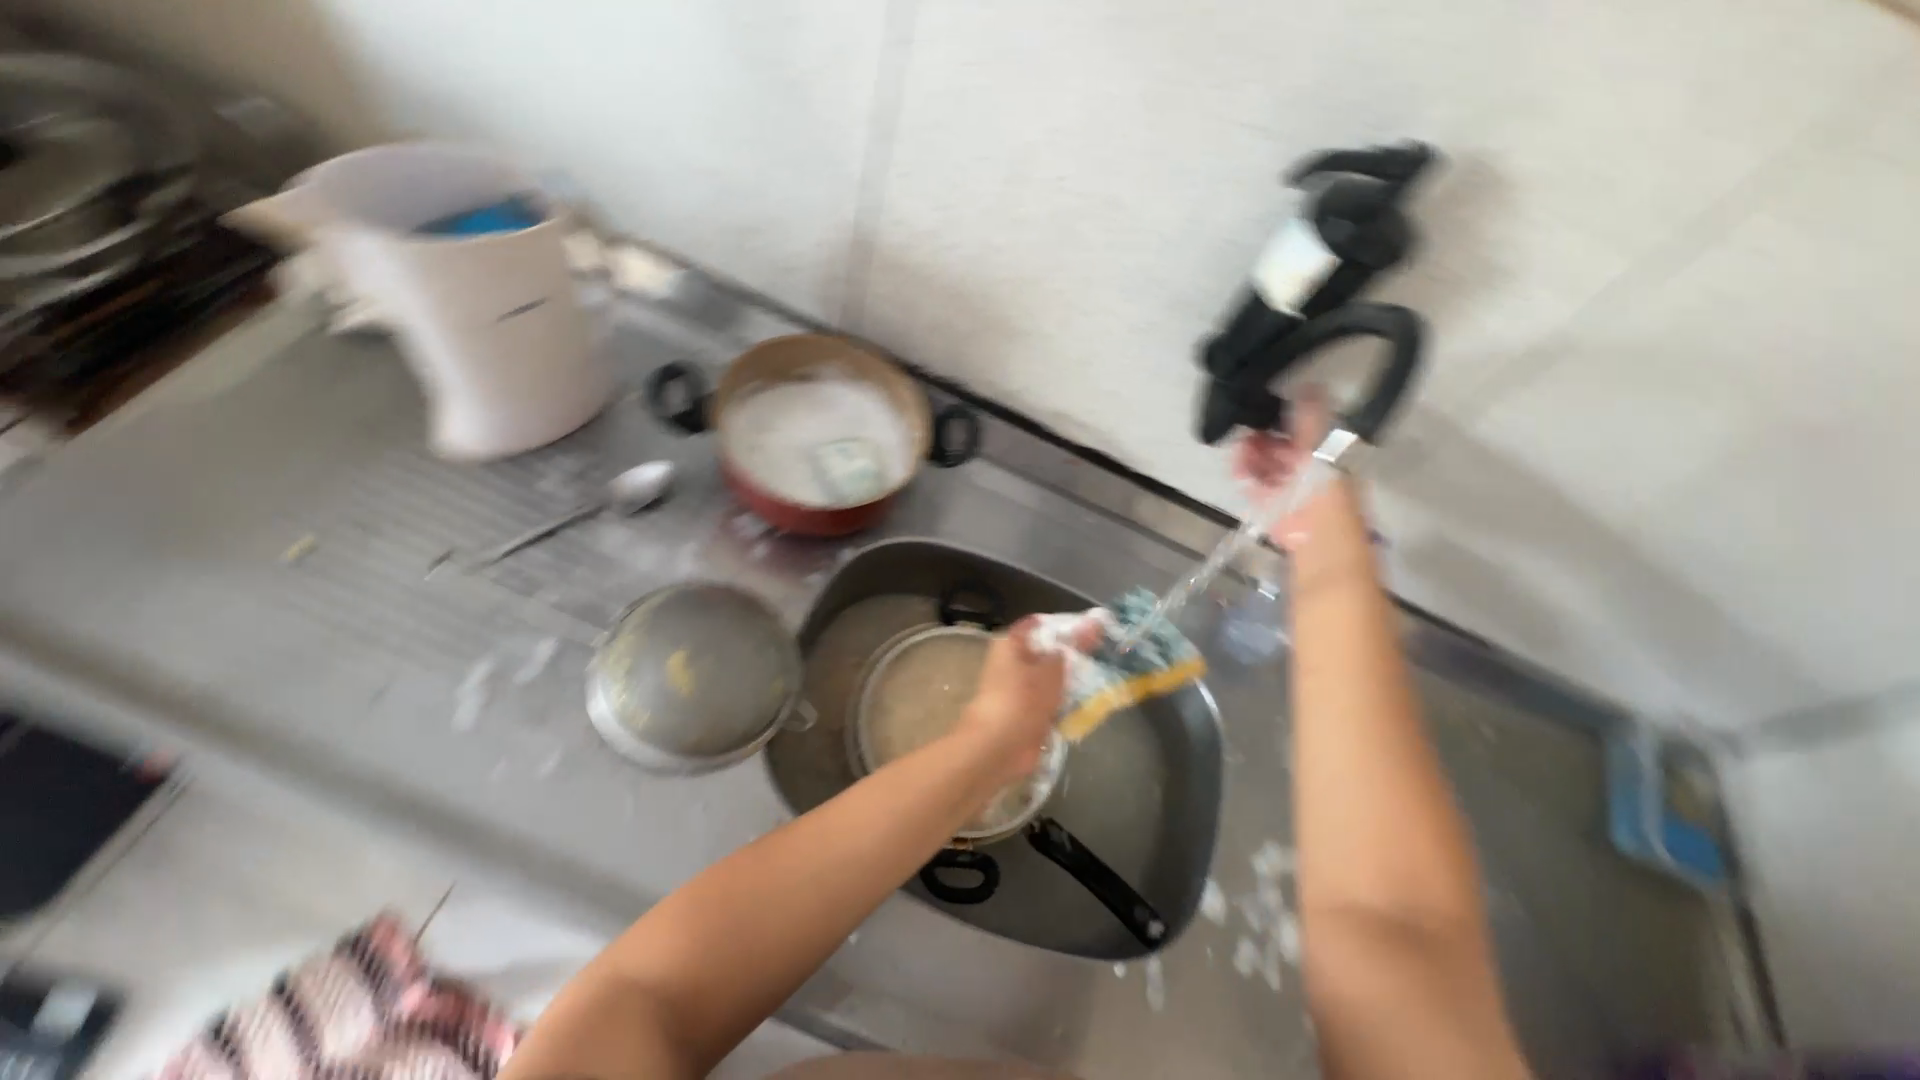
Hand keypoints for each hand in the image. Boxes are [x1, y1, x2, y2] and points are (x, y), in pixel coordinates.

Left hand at [953, 616, 1093, 788]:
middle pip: (1047, 654)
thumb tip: (1088, 626)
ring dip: (1073, 683)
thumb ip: (1072, 648)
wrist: (1000, 746)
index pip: (1038, 625)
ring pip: (1052, 681)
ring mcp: (1020, 692)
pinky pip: (1052, 704)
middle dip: (1074, 656)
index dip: (1064, 625)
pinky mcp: (1028, 715)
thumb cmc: (1022, 698)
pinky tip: (1092, 703)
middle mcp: (1012, 665)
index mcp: (1010, 645)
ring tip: (1104, 677)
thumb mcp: (1052, 669)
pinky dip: (1068, 705)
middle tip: (1104, 653)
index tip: (1092, 628)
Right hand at [1231, 386, 1336, 550]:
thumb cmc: (1326, 483)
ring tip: (1241, 446)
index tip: (1267, 408)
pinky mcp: (1267, 504)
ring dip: (1250, 454)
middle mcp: (1305, 470)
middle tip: (1248, 426)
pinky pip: (1251, 484)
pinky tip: (1237, 464)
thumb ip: (1312, 415)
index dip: (1284, 420)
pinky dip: (1243, 474)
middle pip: (1278, 448)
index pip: (1300, 432)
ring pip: (1262, 465)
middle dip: (1262, 436)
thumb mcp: (1322, 442)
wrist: (1316, 530)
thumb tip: (1310, 382)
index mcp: (1325, 454)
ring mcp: (1285, 488)